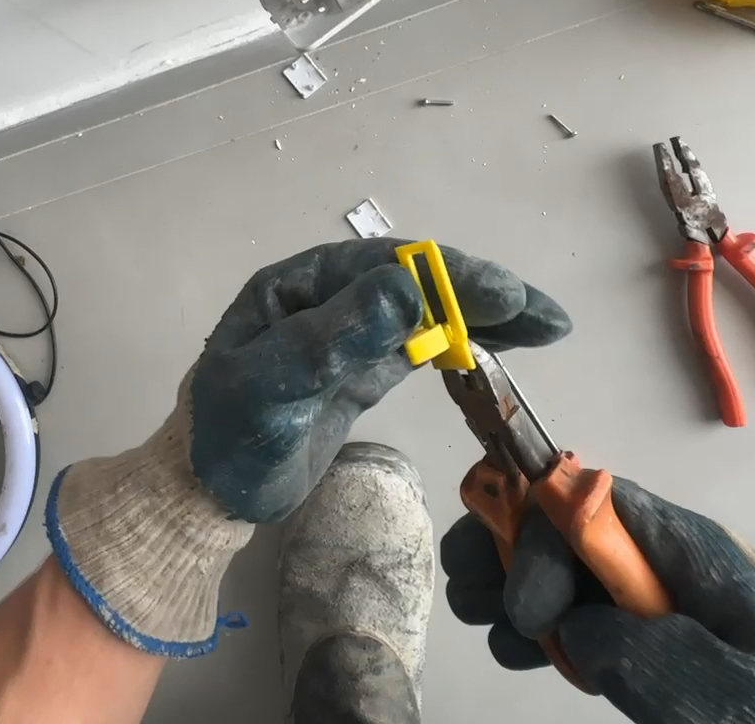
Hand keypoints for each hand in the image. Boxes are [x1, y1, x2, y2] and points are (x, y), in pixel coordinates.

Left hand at [191, 237, 572, 520]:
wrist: (210, 488)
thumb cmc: (229, 436)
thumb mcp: (272, 385)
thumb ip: (333, 338)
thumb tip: (406, 290)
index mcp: (299, 286)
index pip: (382, 266)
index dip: (445, 276)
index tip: (502, 295)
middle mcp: (326, 299)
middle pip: (411, 284)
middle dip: (477, 293)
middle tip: (544, 314)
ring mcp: (347, 334)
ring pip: (421, 314)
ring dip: (479, 317)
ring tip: (542, 326)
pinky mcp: (361, 372)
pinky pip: (416, 349)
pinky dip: (457, 346)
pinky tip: (495, 347)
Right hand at [442, 479, 754, 722]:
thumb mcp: (741, 696)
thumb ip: (652, 652)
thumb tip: (576, 630)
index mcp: (688, 549)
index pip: (594, 506)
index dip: (539, 536)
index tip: (520, 607)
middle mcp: (660, 561)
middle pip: (565, 527)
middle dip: (506, 547)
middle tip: (464, 583)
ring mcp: (652, 600)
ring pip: (563, 568)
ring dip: (510, 582)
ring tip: (475, 611)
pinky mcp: (648, 637)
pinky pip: (578, 612)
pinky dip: (538, 622)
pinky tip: (516, 646)